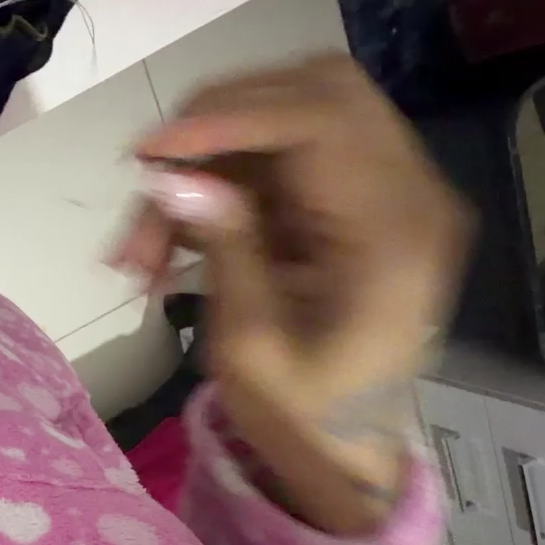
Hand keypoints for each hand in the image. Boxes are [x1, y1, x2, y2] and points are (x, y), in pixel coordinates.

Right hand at [112, 55, 471, 533]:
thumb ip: (225, 250)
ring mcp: (379, 193)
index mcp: (395, 232)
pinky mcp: (346, 205)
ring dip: (202, 167)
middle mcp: (404, 192)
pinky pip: (273, 166)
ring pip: (282, 125)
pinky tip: (166, 247)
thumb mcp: (251, 347)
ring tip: (141, 250)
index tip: (148, 154)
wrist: (342, 451)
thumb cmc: (301, 418)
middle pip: (314, 93)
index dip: (228, 120)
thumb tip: (173, 179)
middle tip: (145, 176)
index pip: (321, 122)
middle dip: (216, 123)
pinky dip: (212, 192)